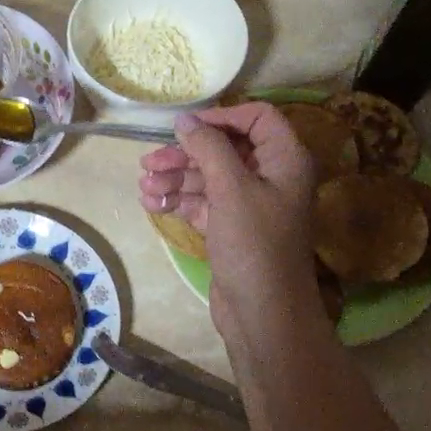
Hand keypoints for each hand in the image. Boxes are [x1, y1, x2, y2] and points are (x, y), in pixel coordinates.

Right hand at [138, 103, 323, 338]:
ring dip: (175, 179)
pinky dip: (179, 202)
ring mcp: (250, 205)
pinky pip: (203, 204)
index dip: (221, 117)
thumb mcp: (232, 189)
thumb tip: (185, 120)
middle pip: (225, 150)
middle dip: (185, 154)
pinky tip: (152, 205)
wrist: (263, 313)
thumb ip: (208, 148)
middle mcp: (270, 177)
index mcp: (285, 160)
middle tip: (149, 163)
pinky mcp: (231, 230)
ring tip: (144, 189)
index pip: (257, 119)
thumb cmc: (255, 245)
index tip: (185, 128)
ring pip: (209, 178)